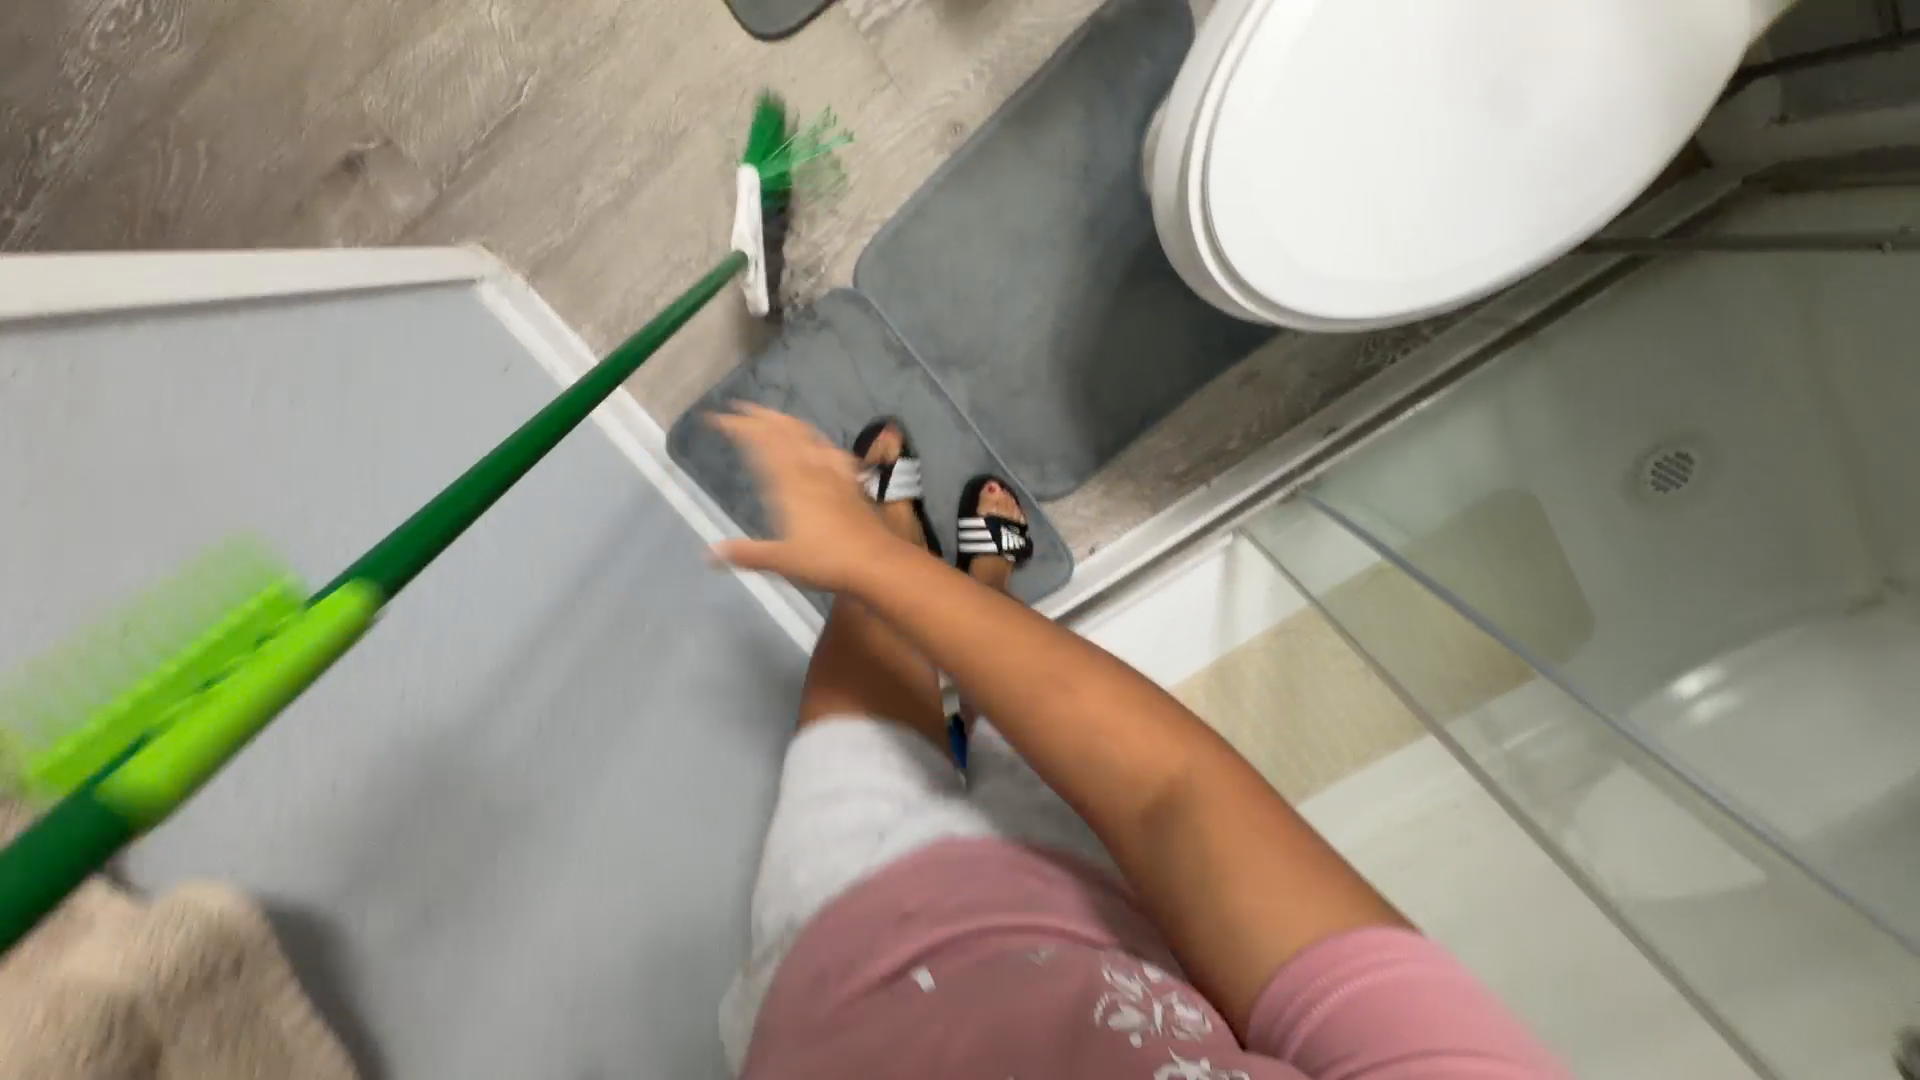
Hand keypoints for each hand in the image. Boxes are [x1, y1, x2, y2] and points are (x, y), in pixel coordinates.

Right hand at [707, 404, 903, 591]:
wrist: (878, 563)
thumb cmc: (827, 561)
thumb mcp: (781, 560)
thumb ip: (746, 553)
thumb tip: (709, 553)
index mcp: (790, 484)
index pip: (761, 444)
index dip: (739, 427)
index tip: (717, 418)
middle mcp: (812, 471)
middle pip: (786, 432)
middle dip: (762, 416)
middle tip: (742, 407)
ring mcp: (835, 475)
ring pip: (810, 437)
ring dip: (789, 423)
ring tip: (776, 418)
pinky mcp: (853, 484)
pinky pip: (834, 454)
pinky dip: (820, 443)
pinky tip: (821, 446)